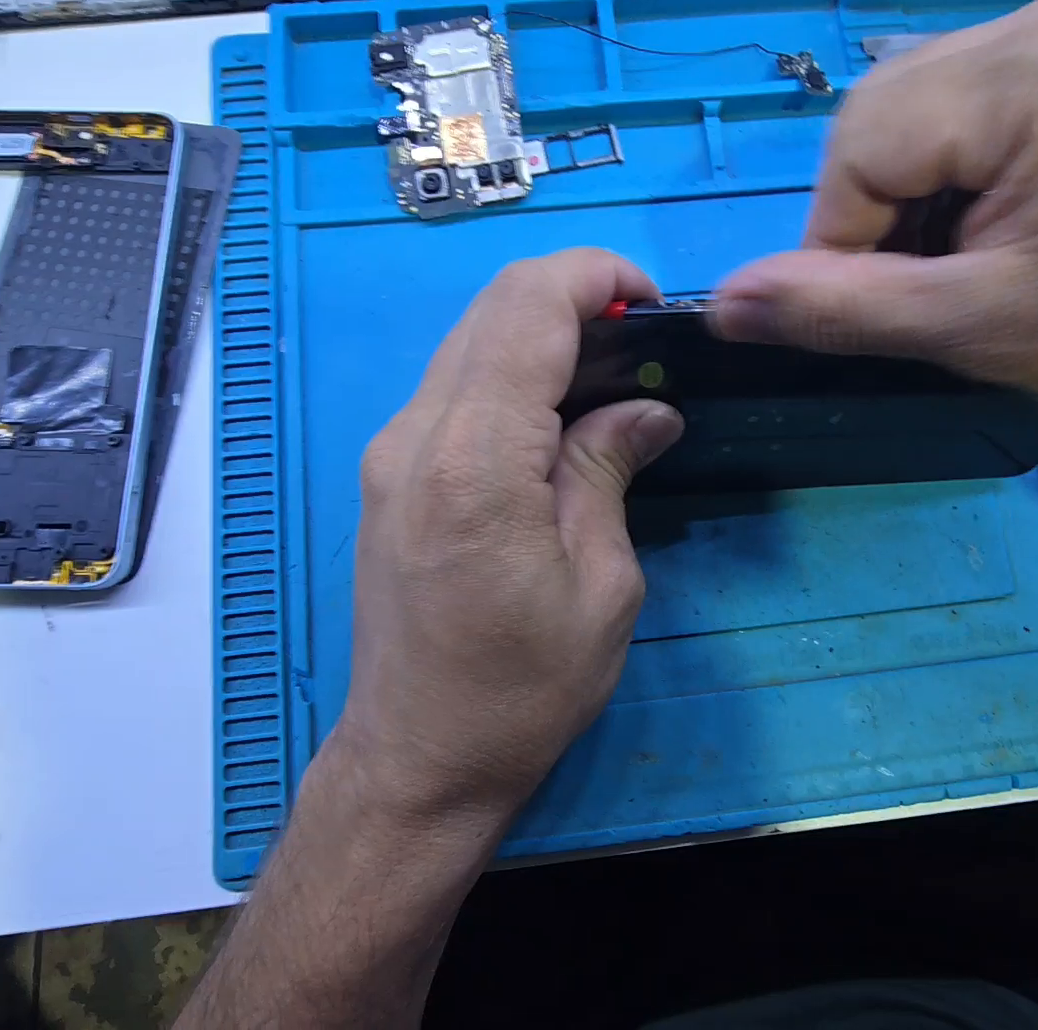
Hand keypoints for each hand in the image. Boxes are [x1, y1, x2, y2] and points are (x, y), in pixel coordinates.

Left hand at [338, 249, 683, 816]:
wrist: (418, 759)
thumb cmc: (522, 690)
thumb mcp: (601, 587)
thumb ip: (609, 473)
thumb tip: (647, 411)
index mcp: (476, 460)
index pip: (526, 310)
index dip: (594, 278)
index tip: (649, 304)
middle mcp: (416, 437)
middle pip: (491, 310)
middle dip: (573, 299)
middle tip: (640, 345)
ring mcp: (390, 454)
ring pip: (468, 343)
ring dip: (540, 338)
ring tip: (608, 383)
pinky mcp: (388, 477)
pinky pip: (453, 390)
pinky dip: (510, 376)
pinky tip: (555, 422)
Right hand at [715, 0, 1037, 468]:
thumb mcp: (978, 330)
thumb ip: (838, 309)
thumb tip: (723, 304)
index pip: (865, 139)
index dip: (844, 236)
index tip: (887, 309)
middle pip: (892, 112)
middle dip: (885, 213)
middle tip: (942, 288)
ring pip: (927, 107)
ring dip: (920, 195)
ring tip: (983, 259)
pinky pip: (980, 101)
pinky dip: (963, 171)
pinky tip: (1008, 222)